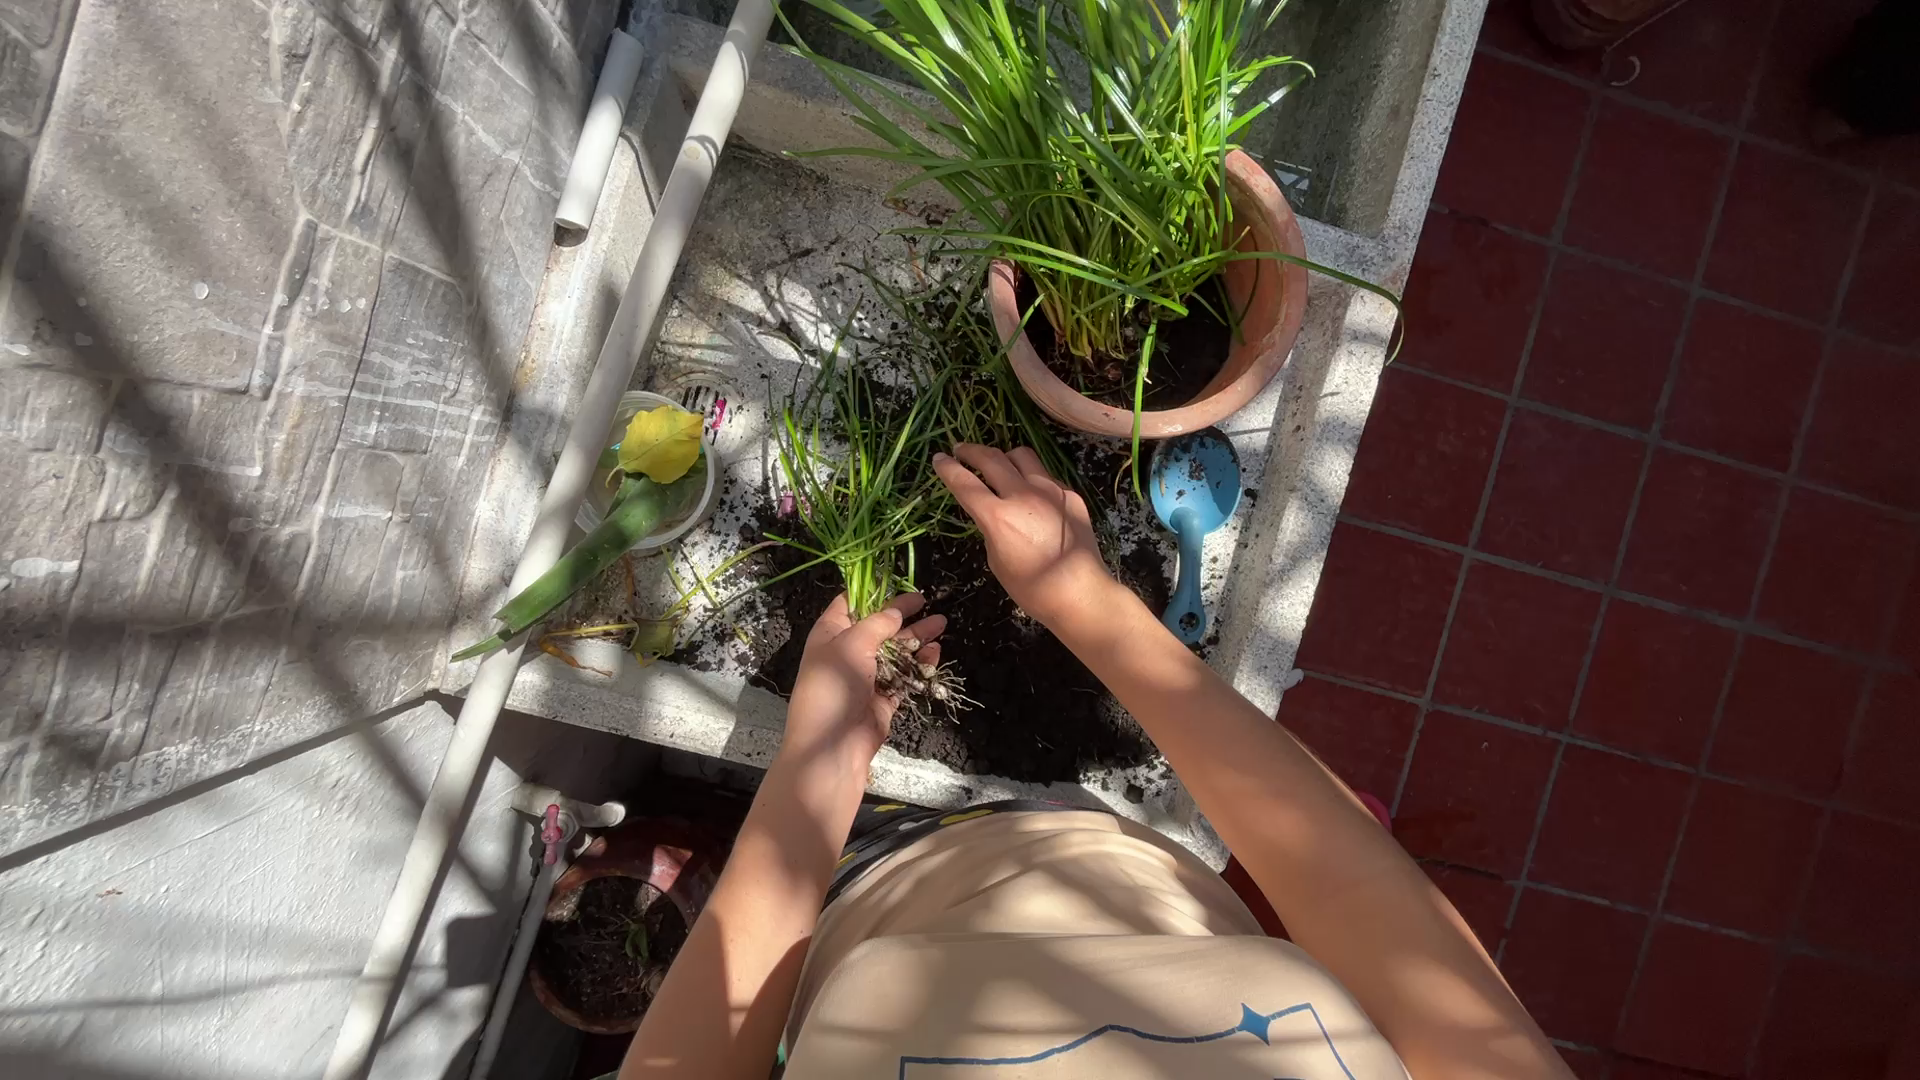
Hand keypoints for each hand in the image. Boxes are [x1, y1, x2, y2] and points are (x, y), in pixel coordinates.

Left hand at [782, 592, 944, 769]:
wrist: (832, 746)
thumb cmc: (834, 687)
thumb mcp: (851, 645)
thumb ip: (877, 624)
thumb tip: (896, 611)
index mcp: (831, 633)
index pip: (850, 603)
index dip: (872, 590)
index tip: (898, 579)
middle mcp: (848, 651)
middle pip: (880, 625)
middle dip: (904, 613)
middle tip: (928, 600)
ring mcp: (868, 676)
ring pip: (897, 650)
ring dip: (917, 637)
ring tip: (941, 624)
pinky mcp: (884, 697)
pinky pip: (906, 675)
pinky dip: (920, 664)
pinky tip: (936, 653)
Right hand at [933, 444, 1118, 630]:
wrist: (1079, 592)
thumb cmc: (1031, 588)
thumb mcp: (996, 560)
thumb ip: (990, 528)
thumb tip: (991, 511)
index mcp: (998, 517)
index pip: (965, 483)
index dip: (948, 468)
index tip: (939, 458)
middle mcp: (1023, 496)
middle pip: (991, 458)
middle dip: (970, 451)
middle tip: (960, 450)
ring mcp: (1050, 490)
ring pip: (1021, 455)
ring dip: (1002, 456)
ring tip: (997, 464)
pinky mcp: (1069, 494)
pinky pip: (1044, 474)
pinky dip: (1029, 476)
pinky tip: (1029, 492)